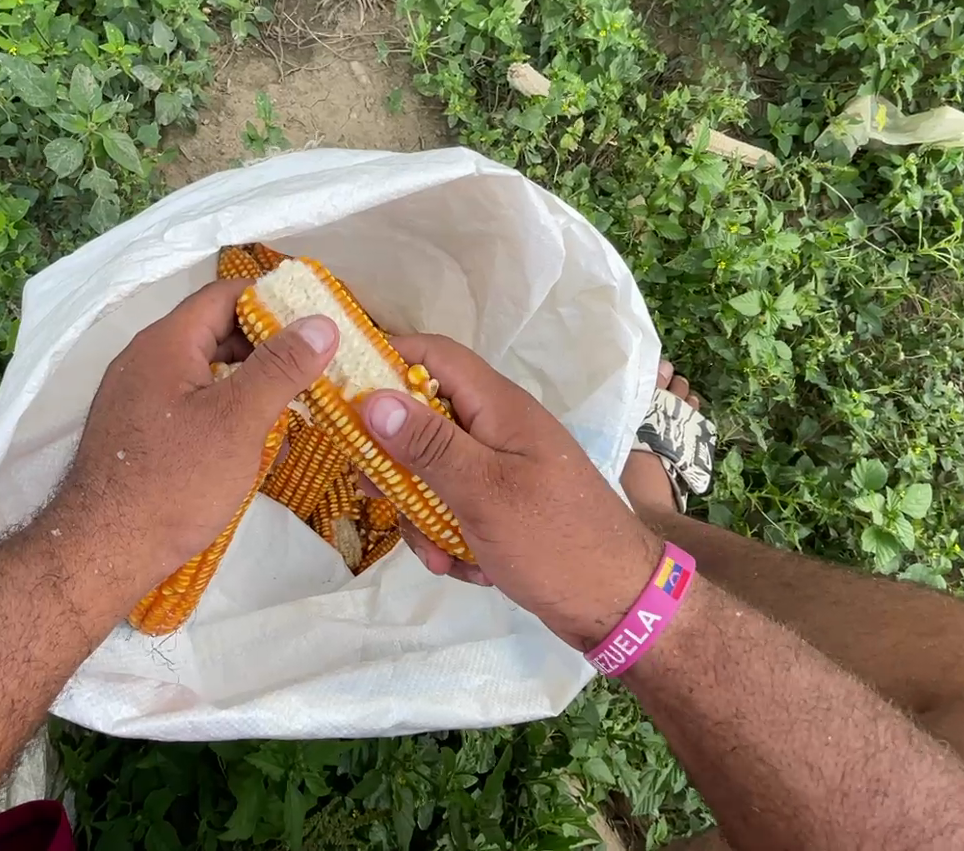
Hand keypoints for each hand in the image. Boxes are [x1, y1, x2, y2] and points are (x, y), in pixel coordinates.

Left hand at [51, 278, 337, 591]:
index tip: (314, 320)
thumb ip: (280, 367)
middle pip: (215, 331)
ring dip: (248, 380)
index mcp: (165, 342)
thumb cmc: (174, 482)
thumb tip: (322, 323)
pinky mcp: (139, 429)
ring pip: (204, 369)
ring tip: (293, 402)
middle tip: (313, 364)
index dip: (272, 300)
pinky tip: (252, 438)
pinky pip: (190, 401)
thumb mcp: (238, 420)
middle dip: (266, 345)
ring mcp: (138, 395)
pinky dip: (225, 407)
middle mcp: (146, 359)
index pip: (224, 296)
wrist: (102, 552)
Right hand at [359, 334, 662, 649]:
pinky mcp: (501, 501)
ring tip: (432, 552)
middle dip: (393, 455)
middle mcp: (496, 426)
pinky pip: (452, 501)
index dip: (386, 356)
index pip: (434, 354)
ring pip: (432, 467)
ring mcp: (499, 465)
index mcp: (498, 406)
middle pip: (423, 415)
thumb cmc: (555, 541)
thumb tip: (372, 398)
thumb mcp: (484, 492)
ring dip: (420, 508)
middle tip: (369, 487)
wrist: (622, 609)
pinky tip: (459, 564)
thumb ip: (428, 444)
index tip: (341, 384)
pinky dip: (445, 532)